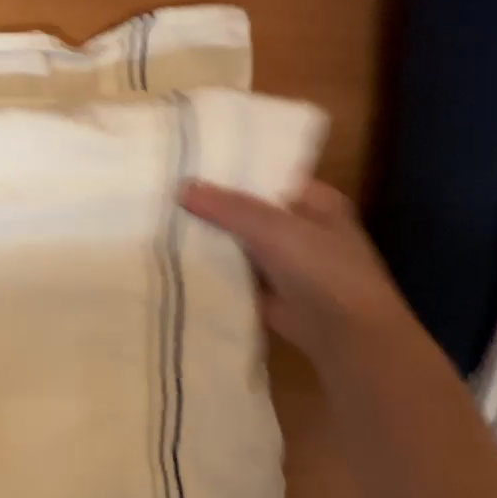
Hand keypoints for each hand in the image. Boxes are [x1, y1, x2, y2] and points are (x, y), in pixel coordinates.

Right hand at [181, 180, 421, 371]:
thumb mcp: (277, 229)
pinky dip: (202, 264)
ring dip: (201, 235)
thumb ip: (229, 207)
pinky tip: (166, 253)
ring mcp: (276, 257)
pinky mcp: (257, 285)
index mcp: (312, 201)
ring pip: (230, 239)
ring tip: (153, 218)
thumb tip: (181, 187)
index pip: (263, 176)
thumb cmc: (324, 271)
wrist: (343, 333)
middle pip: (241, 208)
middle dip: (206, 203)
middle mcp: (294, 225)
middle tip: (158, 190)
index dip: (227, 170)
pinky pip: (224, 267)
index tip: (184, 164)